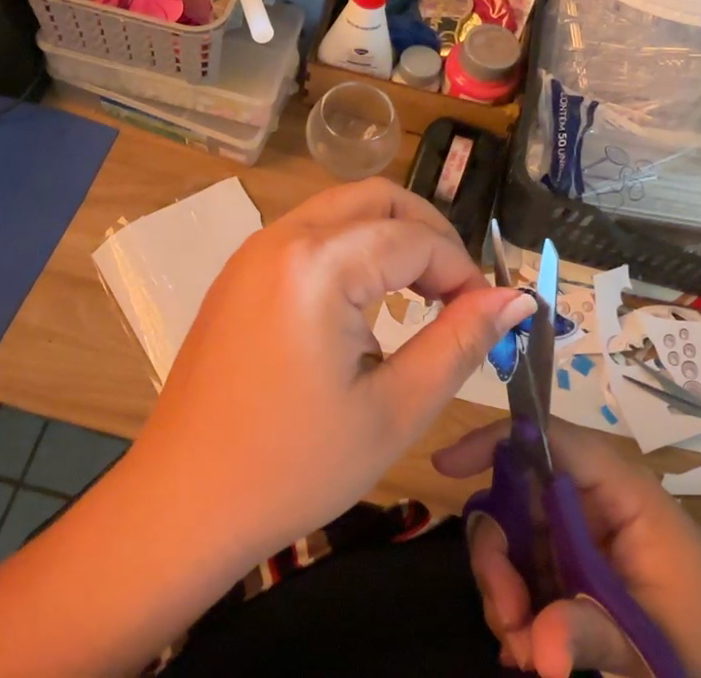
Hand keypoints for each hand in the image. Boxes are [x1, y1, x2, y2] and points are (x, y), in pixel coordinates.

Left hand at [129, 178, 535, 557]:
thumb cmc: (294, 467)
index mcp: (319, 265)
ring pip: (340, 212)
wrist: (184, 502)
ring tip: (420, 298)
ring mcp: (252, 253)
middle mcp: (281, 238)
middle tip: (457, 294)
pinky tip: (364, 306)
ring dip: (389, 238)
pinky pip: (308, 236)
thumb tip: (516, 300)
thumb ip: (459, 343)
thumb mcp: (395, 410)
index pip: (415, 238)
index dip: (463, 271)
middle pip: (377, 199)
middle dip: (429, 235)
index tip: (487, 316)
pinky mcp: (238, 276)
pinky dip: (350, 251)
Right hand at [434, 420, 700, 677]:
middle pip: (516, 495)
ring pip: (512, 538)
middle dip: (497, 555)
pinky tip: (533, 652)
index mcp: (625, 496)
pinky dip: (516, 611)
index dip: (495, 440)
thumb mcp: (656, 648)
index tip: (445, 468)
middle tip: (509, 618)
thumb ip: (596, 637)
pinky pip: (524, 573)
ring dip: (504, 594)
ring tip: (528, 652)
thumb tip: (535, 646)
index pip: (552, 440)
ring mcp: (582, 538)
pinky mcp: (575, 571)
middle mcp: (595, 505)